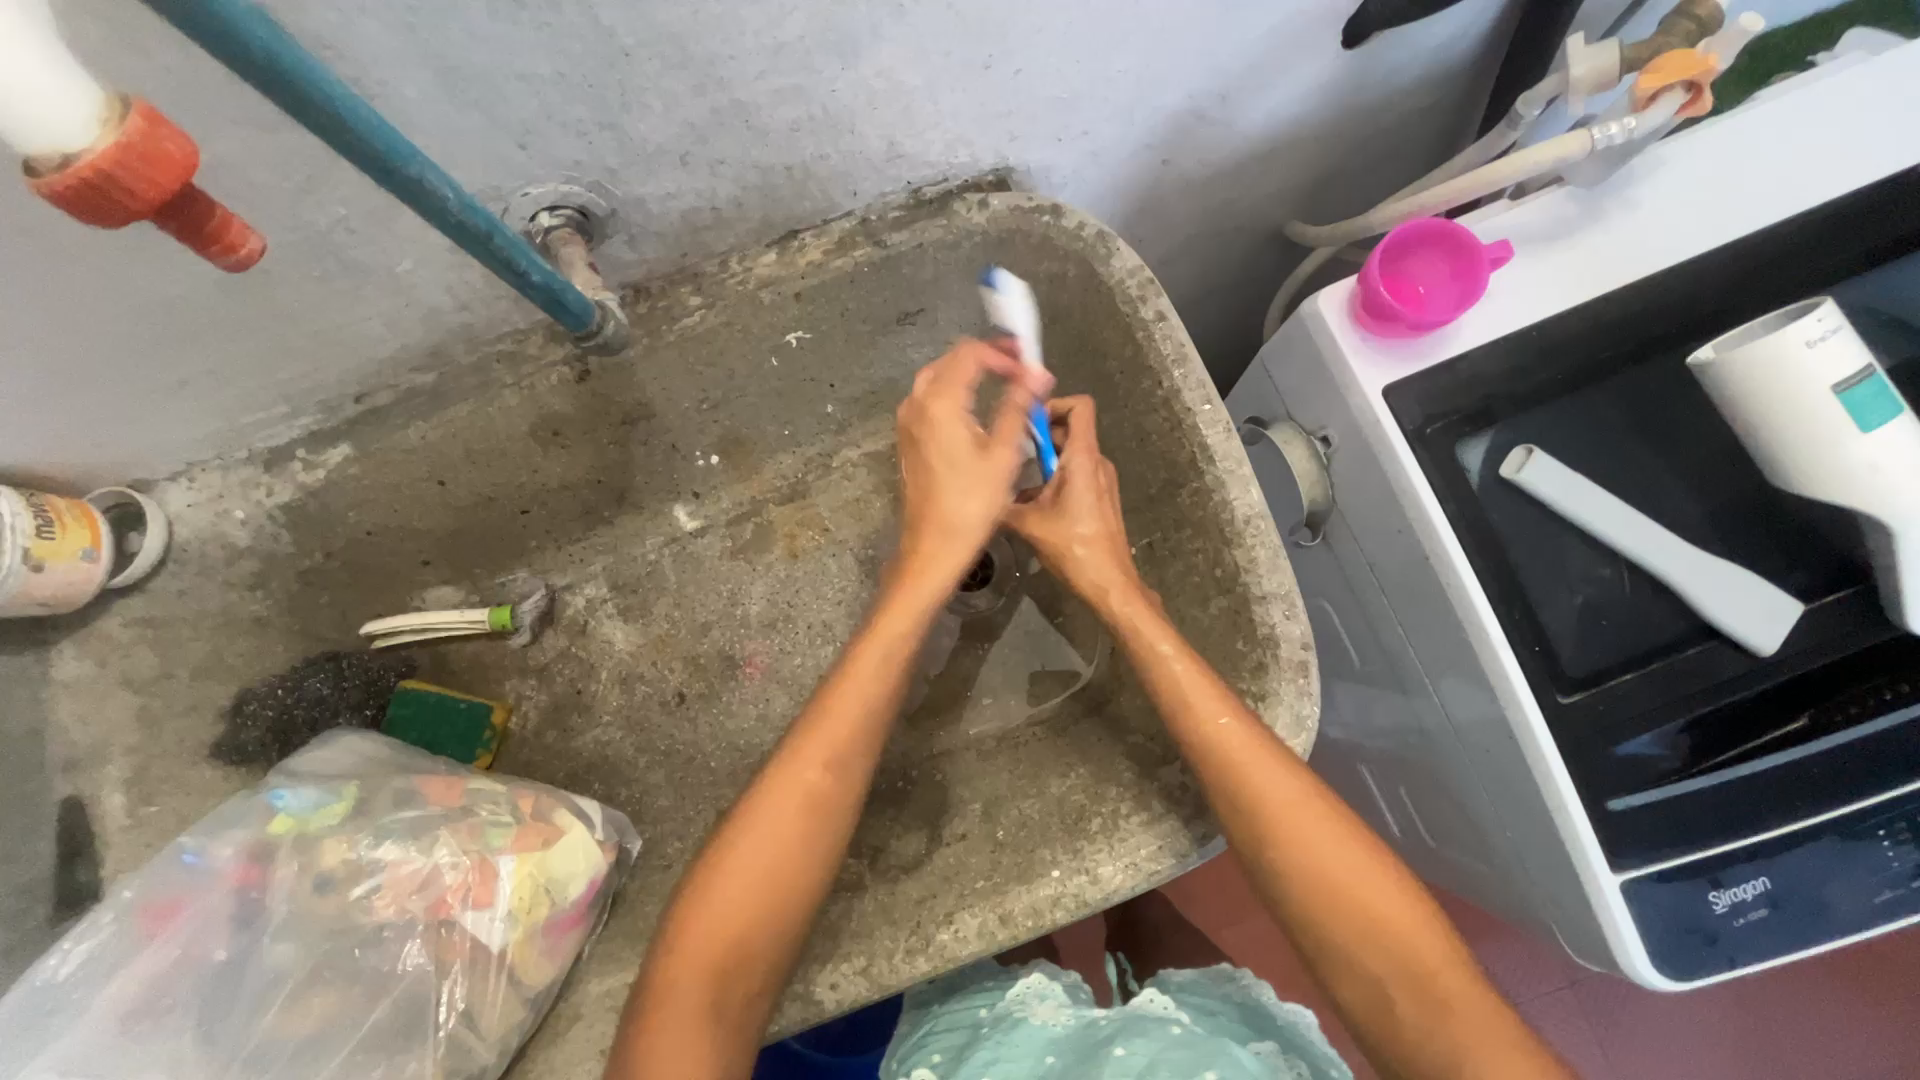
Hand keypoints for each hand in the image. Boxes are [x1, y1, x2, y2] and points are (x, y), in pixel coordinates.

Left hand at [893, 339, 1052, 589]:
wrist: (933, 545)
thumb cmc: (972, 504)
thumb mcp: (1004, 454)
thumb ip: (1018, 406)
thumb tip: (1037, 374)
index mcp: (941, 402)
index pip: (971, 353)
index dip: (1003, 353)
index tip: (1029, 365)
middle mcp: (917, 403)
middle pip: (951, 360)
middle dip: (986, 358)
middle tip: (1019, 366)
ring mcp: (908, 421)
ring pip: (938, 378)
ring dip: (969, 374)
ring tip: (1004, 382)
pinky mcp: (908, 438)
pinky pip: (931, 400)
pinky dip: (955, 392)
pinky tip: (977, 407)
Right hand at [1006, 396, 1146, 615]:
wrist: (1109, 583)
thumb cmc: (1073, 548)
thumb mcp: (1028, 525)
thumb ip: (1002, 503)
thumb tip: (979, 493)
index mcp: (1082, 458)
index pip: (1079, 406)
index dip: (1053, 405)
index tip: (1026, 422)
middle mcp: (1096, 462)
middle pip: (1069, 430)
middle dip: (1039, 437)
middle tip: (1010, 452)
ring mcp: (1101, 480)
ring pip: (1069, 455)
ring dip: (1043, 462)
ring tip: (1015, 481)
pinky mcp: (1100, 498)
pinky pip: (1075, 475)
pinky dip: (1053, 480)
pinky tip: (1032, 504)